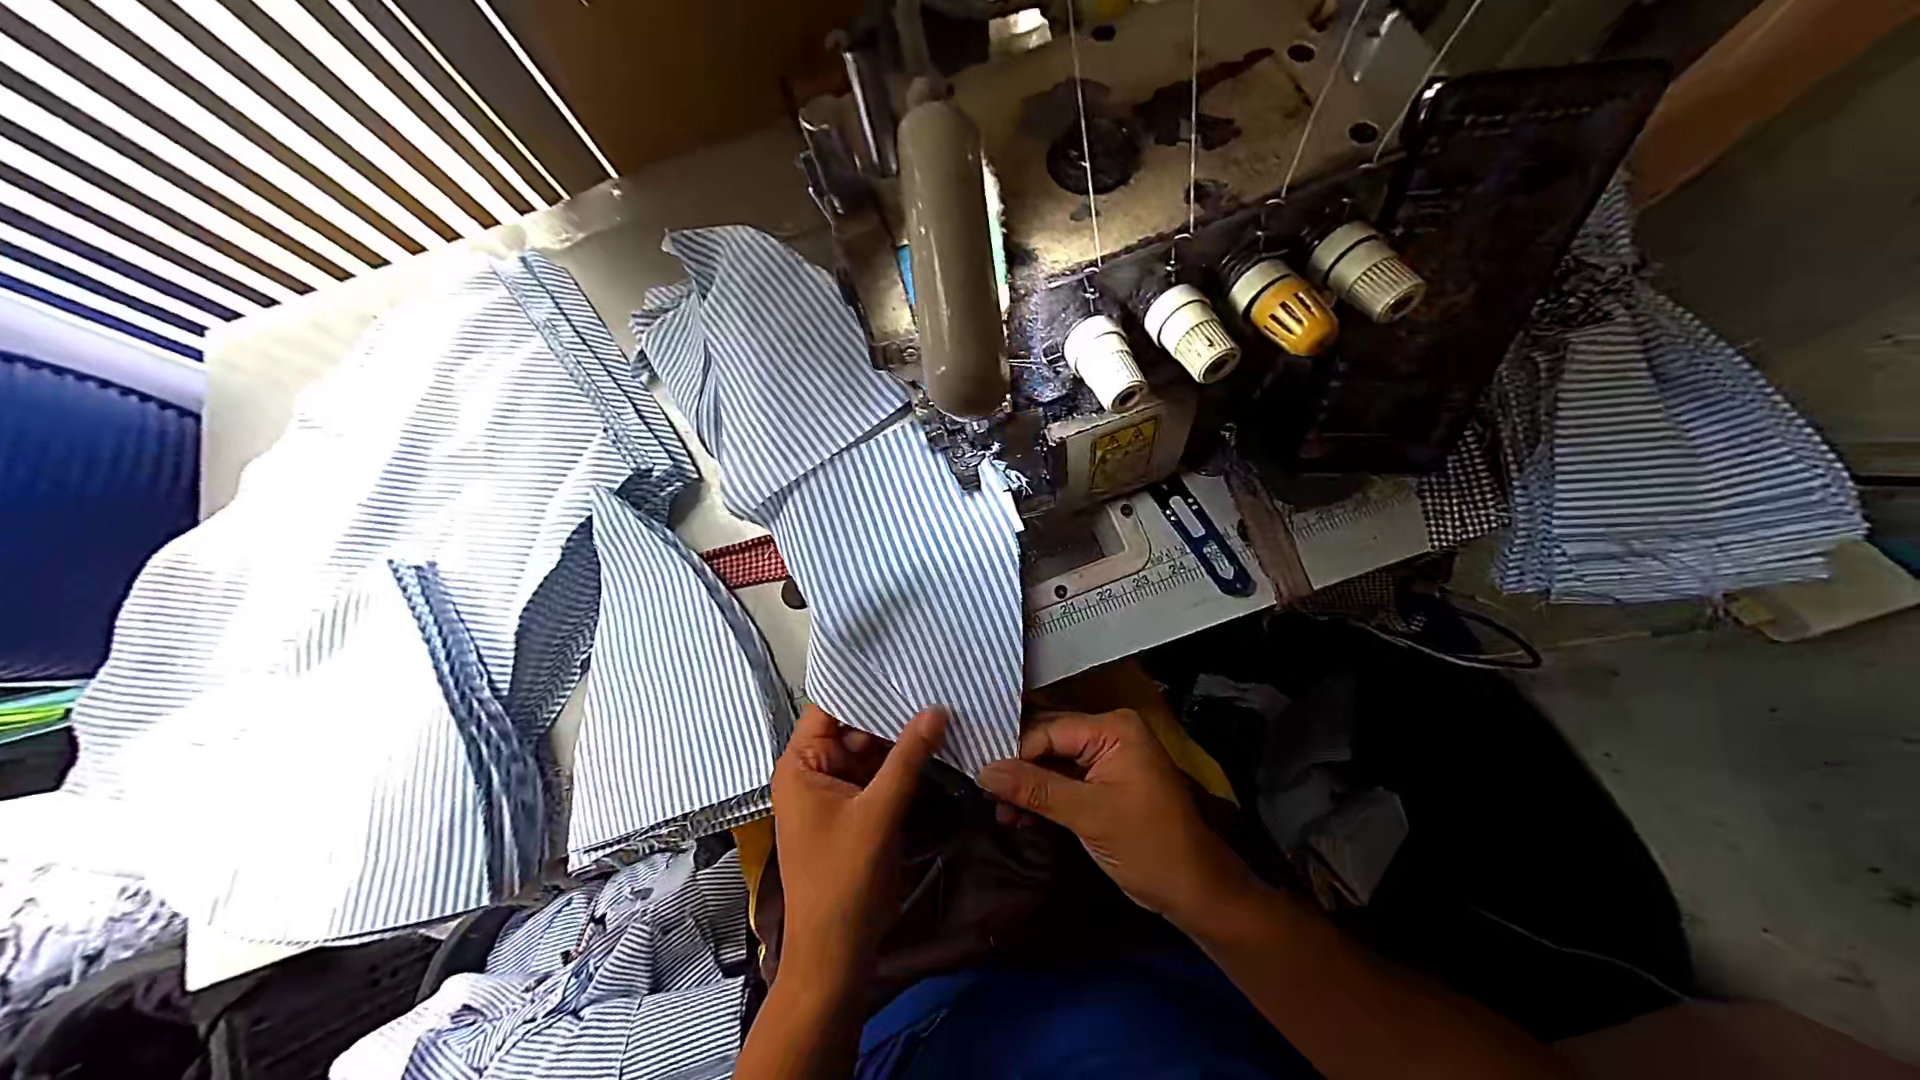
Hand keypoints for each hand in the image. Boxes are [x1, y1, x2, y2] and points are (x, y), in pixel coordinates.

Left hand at [769, 703, 947, 981]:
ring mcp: (836, 790)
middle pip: (854, 726)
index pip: (829, 707)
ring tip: (941, 701)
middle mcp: (814, 770)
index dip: (861, 683)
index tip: (899, 659)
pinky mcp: (856, 809)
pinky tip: (934, 740)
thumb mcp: (878, 813)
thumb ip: (908, 758)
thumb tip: (937, 709)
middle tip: (932, 678)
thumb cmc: (843, 881)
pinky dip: (903, 761)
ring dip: (901, 735)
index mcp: (801, 763)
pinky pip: (879, 774)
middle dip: (890, 709)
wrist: (836, 953)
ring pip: (871, 750)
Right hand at [977, 709, 1250, 926]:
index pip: (1048, 730)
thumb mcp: (1089, 815)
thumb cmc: (1148, 846)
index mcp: (1113, 728)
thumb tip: (985, 772)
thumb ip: (1036, 789)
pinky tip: (1018, 815)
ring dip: (1026, 785)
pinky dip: (1042, 796)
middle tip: (983, 793)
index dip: (1013, 753)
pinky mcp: (1103, 781)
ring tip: (999, 812)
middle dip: (1016, 768)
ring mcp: (1107, 757)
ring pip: (1051, 761)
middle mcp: (1109, 732)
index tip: (980, 777)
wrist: (1194, 890)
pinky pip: (1063, 778)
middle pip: (1048, 741)